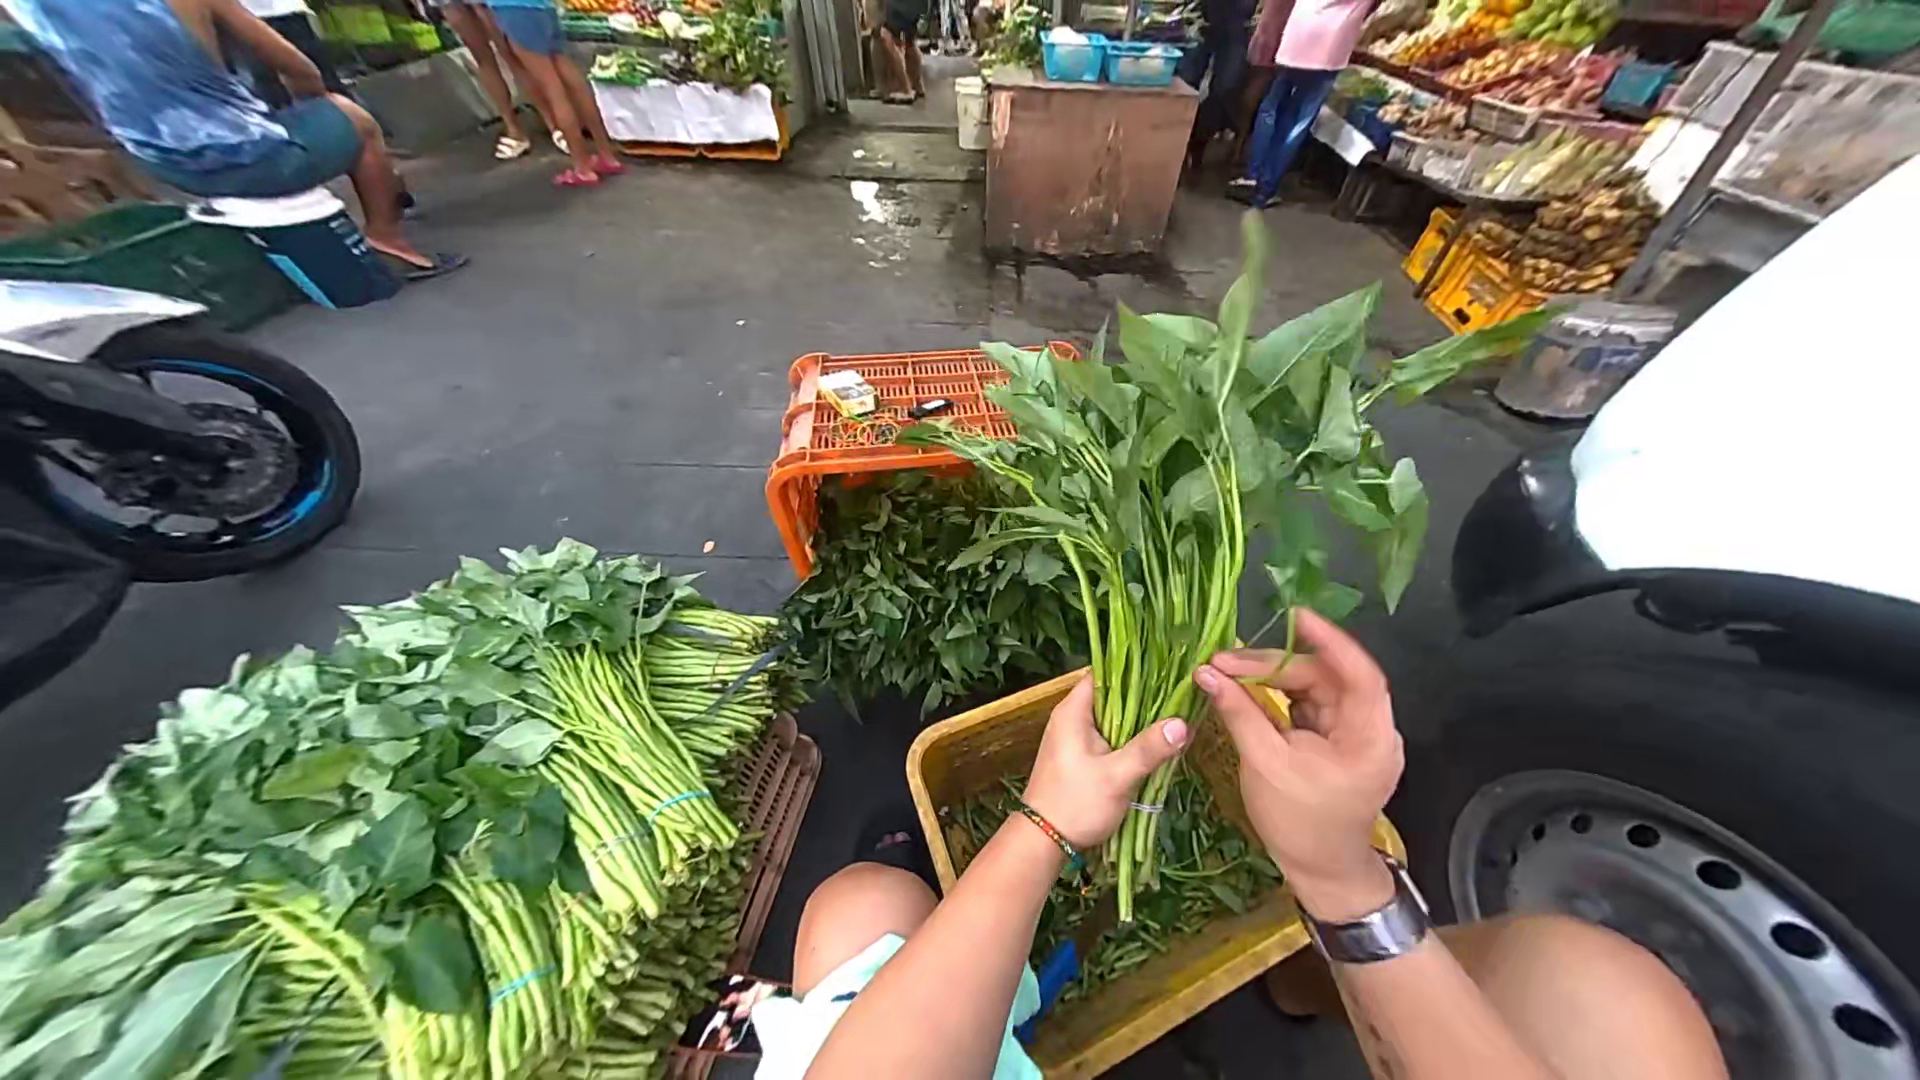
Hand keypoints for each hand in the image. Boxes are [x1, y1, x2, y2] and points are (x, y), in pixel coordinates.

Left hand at [1022, 676, 1190, 849]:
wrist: (1044, 840)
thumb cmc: (1076, 802)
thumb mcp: (1117, 776)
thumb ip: (1148, 748)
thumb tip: (1182, 723)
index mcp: (1073, 711)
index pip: (1103, 674)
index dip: (1133, 671)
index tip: (1165, 673)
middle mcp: (1071, 718)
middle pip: (1111, 696)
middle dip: (1143, 700)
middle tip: (1179, 699)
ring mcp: (1074, 738)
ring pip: (1112, 720)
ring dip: (1138, 723)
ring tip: (1174, 720)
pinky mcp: (1079, 756)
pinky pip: (1108, 738)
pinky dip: (1128, 740)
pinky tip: (1154, 747)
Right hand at [1192, 610, 1403, 919]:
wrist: (1320, 870)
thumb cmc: (1299, 821)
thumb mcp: (1265, 763)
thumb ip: (1238, 712)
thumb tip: (1205, 672)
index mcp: (1368, 737)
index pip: (1358, 675)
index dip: (1330, 642)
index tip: (1296, 616)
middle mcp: (1366, 728)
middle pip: (1323, 677)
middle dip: (1272, 665)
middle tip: (1221, 661)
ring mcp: (1348, 733)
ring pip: (1309, 687)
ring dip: (1268, 676)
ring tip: (1223, 671)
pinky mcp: (1330, 738)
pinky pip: (1302, 703)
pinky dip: (1272, 693)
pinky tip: (1241, 686)